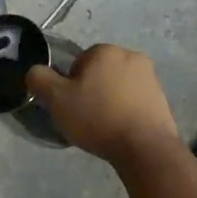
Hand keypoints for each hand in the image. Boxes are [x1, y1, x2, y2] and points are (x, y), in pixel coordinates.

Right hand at [27, 45, 178, 165]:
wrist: (144, 146)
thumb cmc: (96, 117)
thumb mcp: (56, 99)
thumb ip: (39, 79)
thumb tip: (35, 71)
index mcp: (104, 51)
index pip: (77, 63)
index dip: (69, 84)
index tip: (70, 104)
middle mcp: (130, 56)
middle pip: (98, 73)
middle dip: (90, 90)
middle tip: (83, 116)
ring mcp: (150, 77)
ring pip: (116, 87)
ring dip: (108, 101)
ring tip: (102, 126)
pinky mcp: (161, 98)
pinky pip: (133, 101)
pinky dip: (125, 111)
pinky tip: (119, 130)